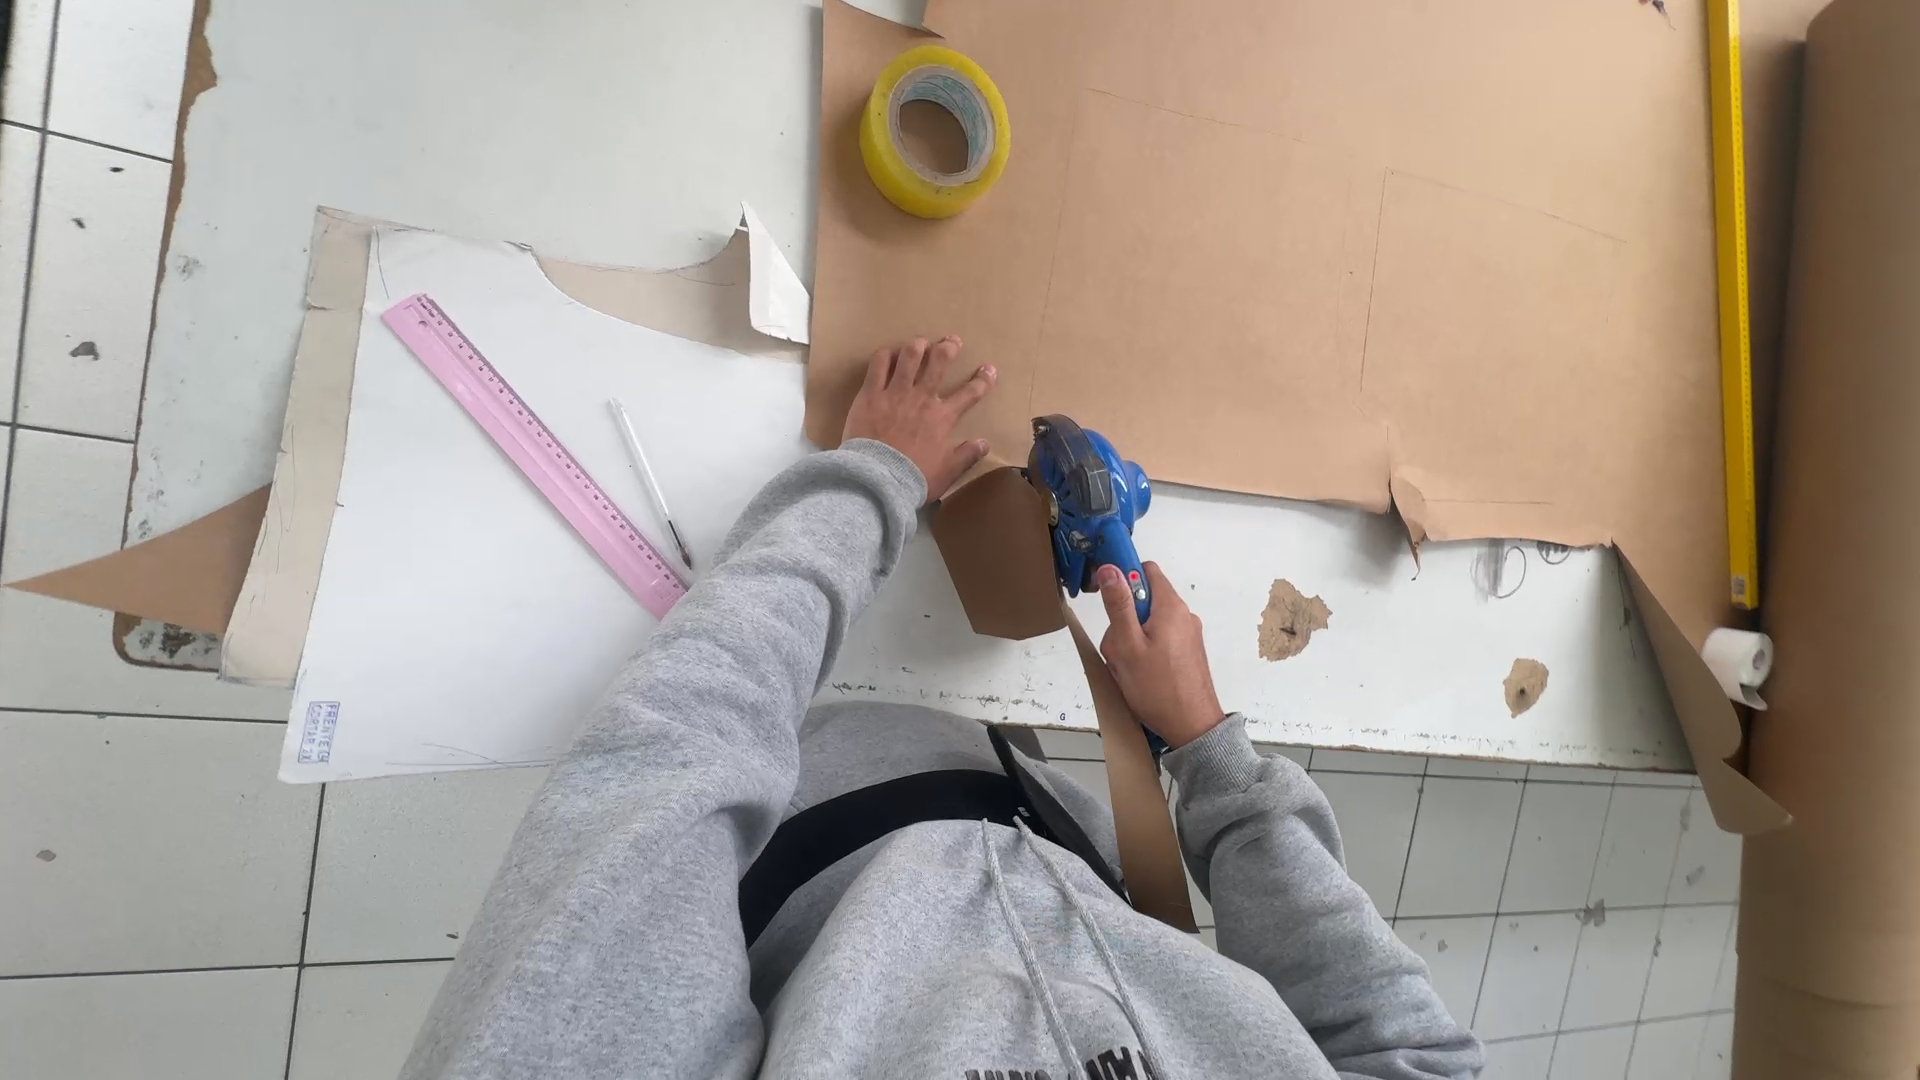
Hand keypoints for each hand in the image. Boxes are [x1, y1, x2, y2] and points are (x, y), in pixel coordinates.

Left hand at [842, 336, 996, 502]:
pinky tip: (888, 354)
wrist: (879, 479)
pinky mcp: (870, 394)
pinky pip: (878, 366)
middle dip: (948, 348)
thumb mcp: (948, 471)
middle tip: (952, 340)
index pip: (970, 394)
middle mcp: (922, 398)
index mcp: (943, 417)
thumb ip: (967, 455)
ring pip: (909, 356)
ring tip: (920, 342)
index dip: (983, 380)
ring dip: (917, 345)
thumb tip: (984, 443)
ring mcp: (895, 393)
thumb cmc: (915, 478)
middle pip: (939, 362)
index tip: (989, 369)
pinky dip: (885, 355)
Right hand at [1096, 561, 1225, 748]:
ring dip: (1131, 639)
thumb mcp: (1127, 646)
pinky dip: (1144, 651)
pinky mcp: (1188, 653)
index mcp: (1170, 607)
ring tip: (1127, 668)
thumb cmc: (1156, 687)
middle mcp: (1183, 615)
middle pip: (1144, 600)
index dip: (1121, 575)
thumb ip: (1119, 605)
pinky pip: (1159, 640)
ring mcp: (1188, 635)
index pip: (1144, 570)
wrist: (1192, 729)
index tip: (1103, 595)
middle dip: (1123, 619)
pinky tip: (1140, 675)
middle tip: (1117, 648)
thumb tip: (1110, 568)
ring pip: (1148, 623)